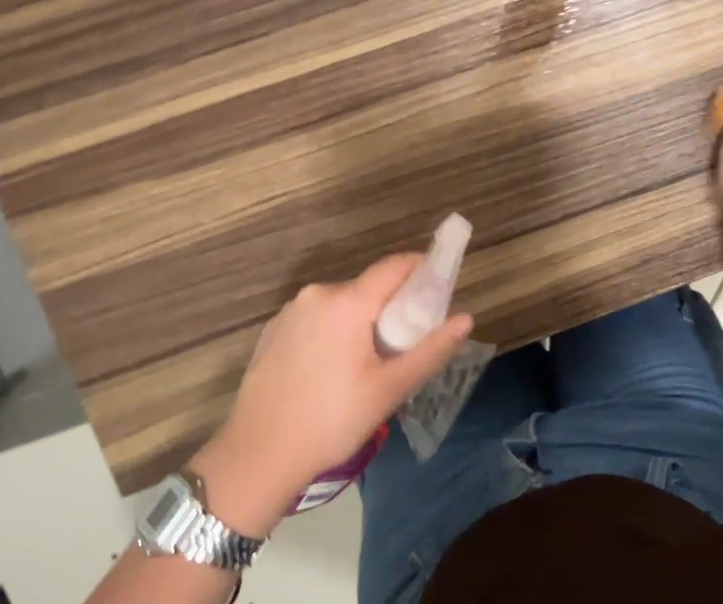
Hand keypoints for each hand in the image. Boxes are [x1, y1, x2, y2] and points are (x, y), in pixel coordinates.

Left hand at [190, 254, 473, 533]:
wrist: (256, 458)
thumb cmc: (331, 422)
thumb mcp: (390, 390)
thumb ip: (431, 350)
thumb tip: (466, 319)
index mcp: (347, 302)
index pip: (396, 265)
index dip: (423, 271)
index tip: (439, 295)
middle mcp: (317, 295)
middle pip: (370, 286)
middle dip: (393, 307)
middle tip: (406, 346)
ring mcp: (290, 312)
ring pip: (344, 304)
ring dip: (363, 322)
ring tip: (369, 366)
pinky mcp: (273, 331)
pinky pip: (319, 318)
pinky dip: (335, 332)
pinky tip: (334, 372)